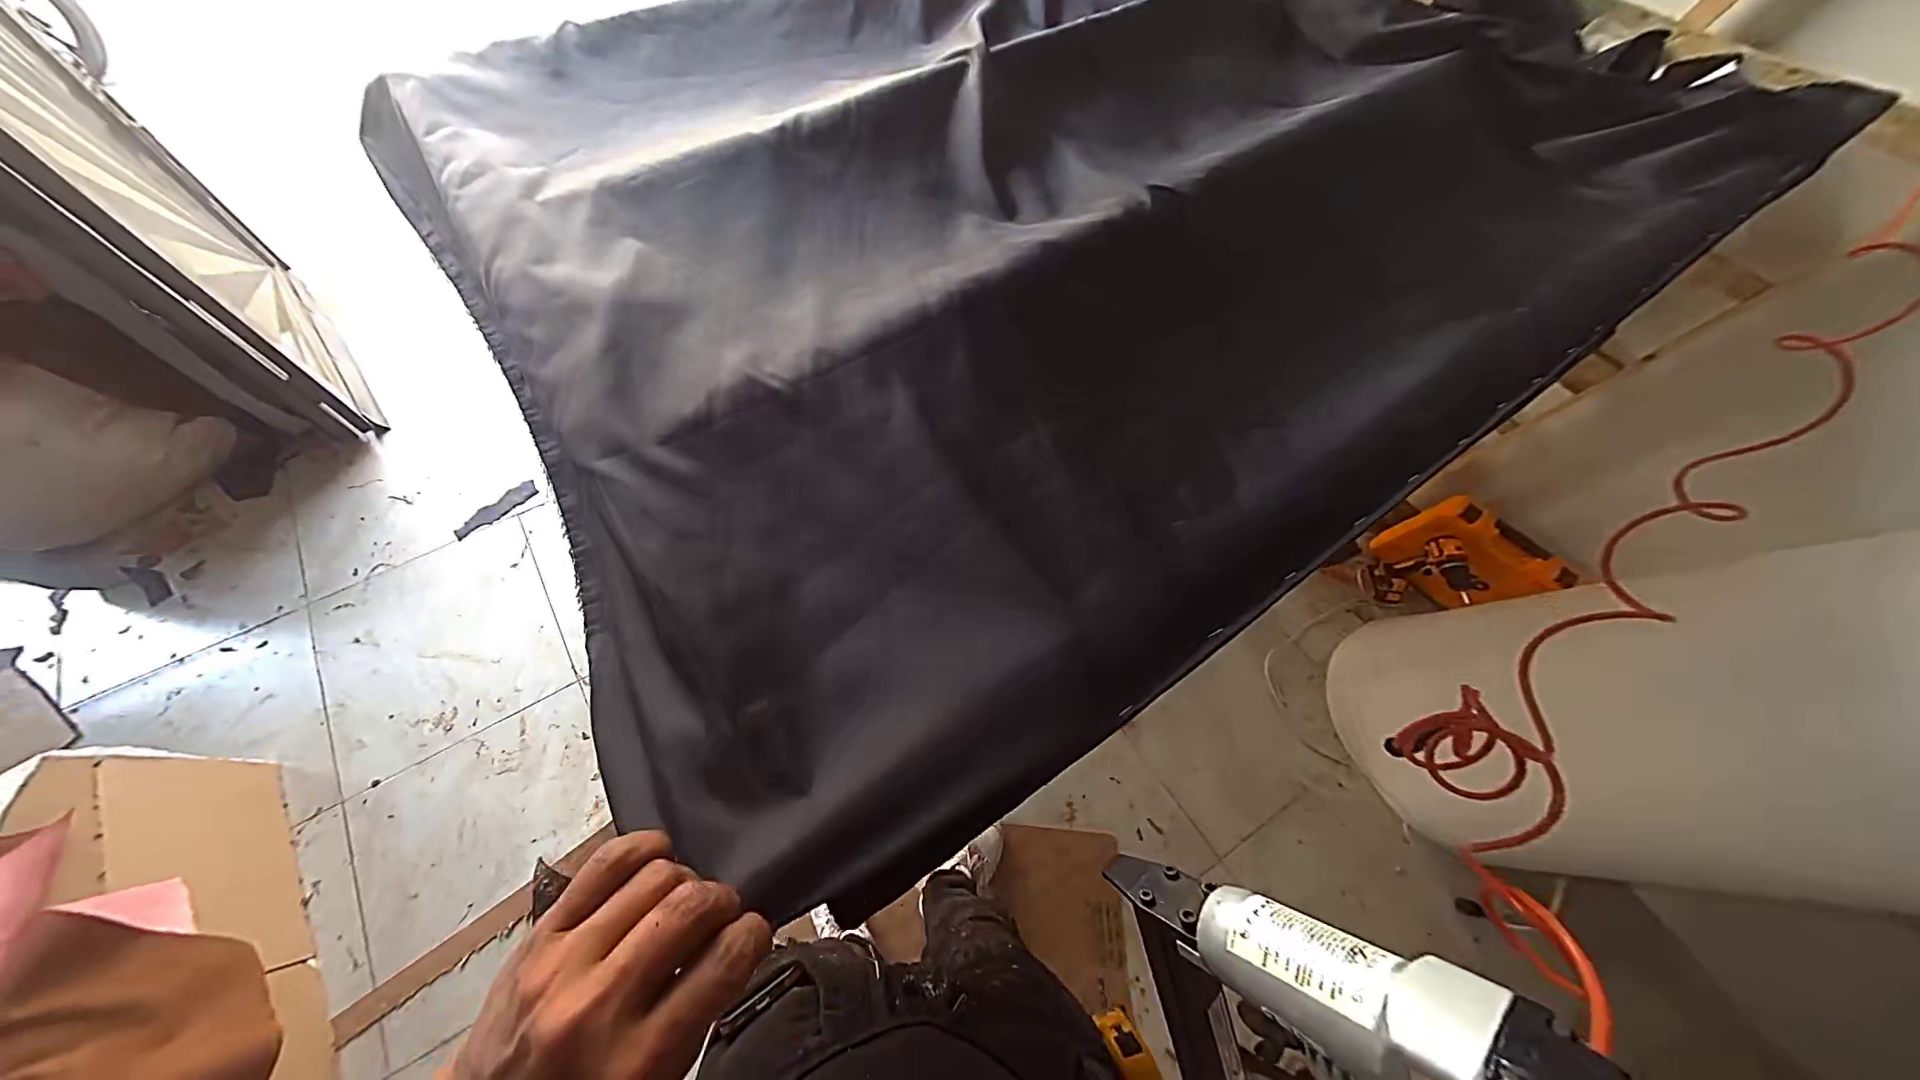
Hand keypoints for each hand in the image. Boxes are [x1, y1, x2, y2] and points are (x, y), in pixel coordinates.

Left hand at [448, 832, 772, 1079]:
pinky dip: (644, 849)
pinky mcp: (538, 934)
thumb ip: (700, 1009)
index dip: (754, 933)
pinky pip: (605, 863)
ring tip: (684, 897)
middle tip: (722, 913)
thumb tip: (735, 935)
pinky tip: (657, 861)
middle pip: (691, 906)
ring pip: (656, 876)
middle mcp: (599, 1004)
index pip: (725, 959)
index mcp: (639, 1058)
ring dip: (687, 878)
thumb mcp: (658, 1077)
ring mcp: (562, 963)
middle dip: (723, 900)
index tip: (753, 933)